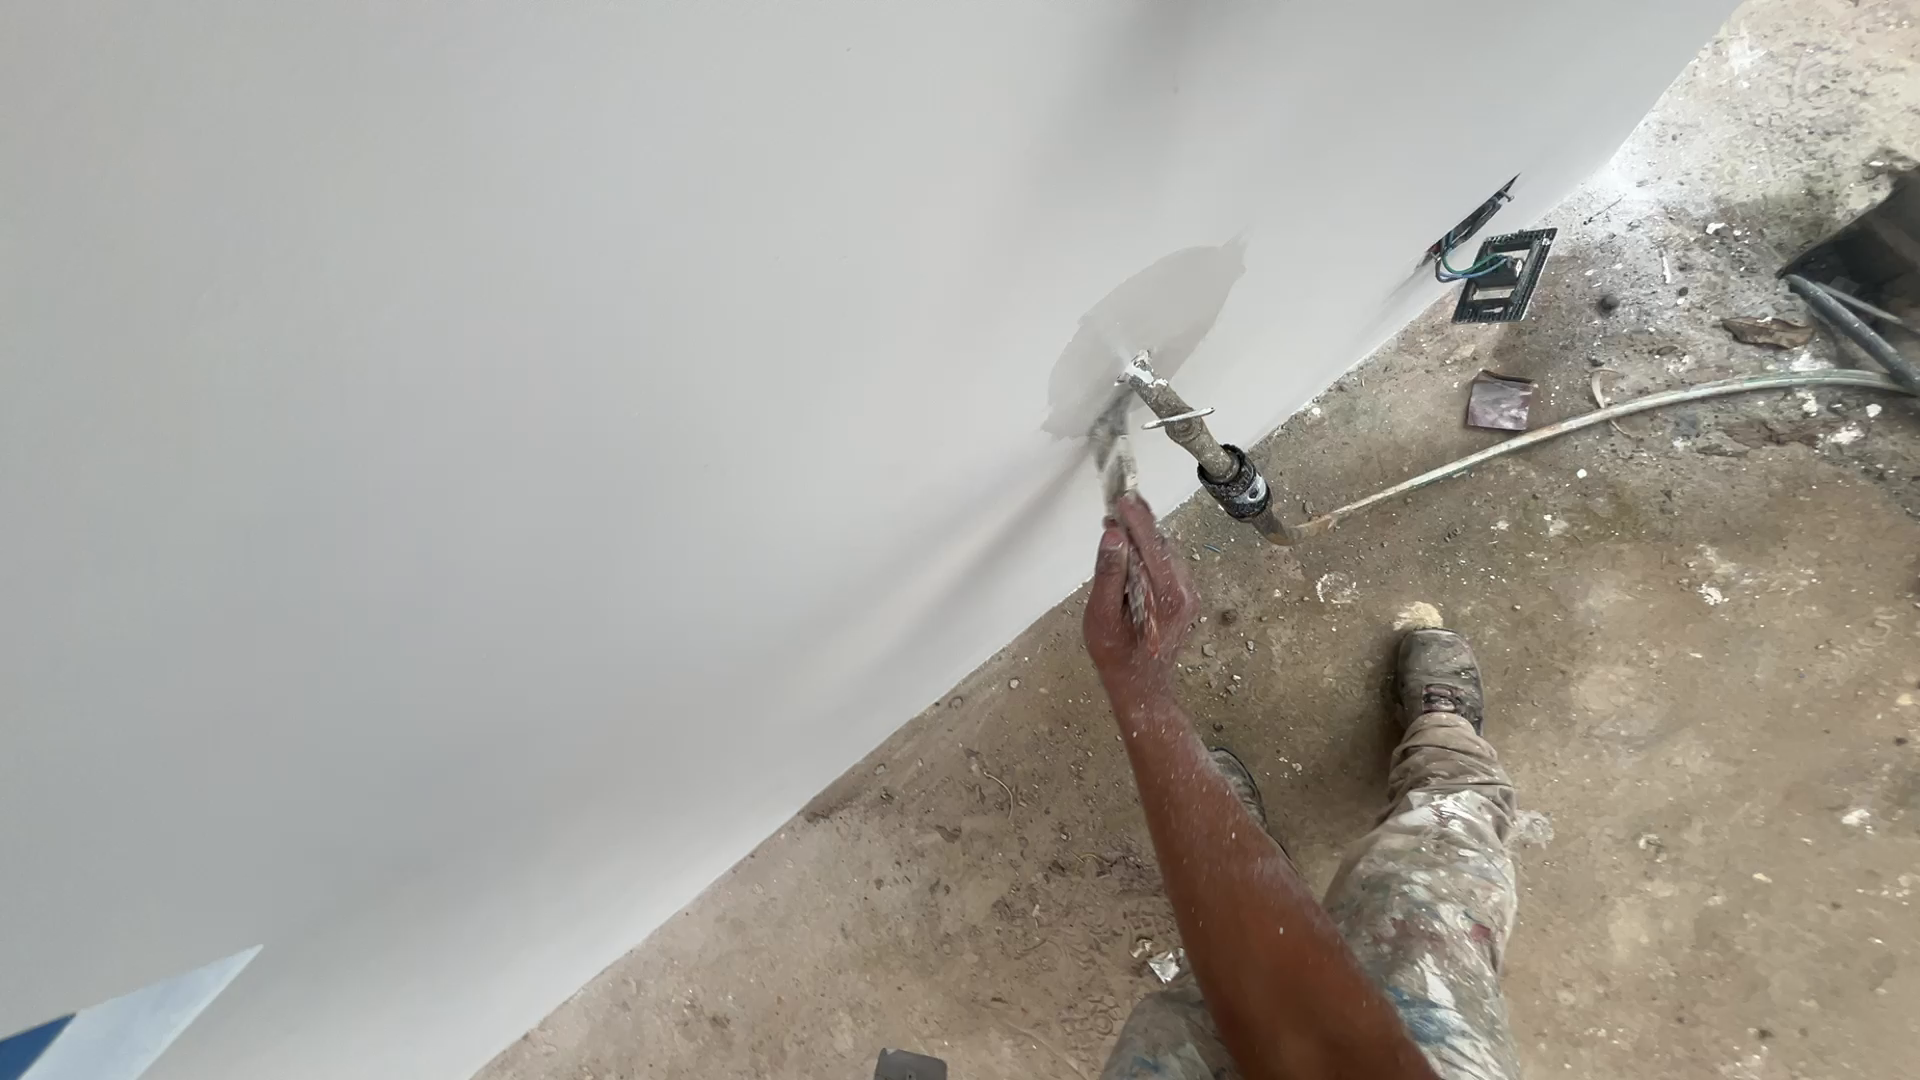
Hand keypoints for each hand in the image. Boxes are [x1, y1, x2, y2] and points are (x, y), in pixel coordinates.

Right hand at [1084, 493, 1199, 714]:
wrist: (1140, 684)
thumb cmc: (1116, 654)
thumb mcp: (1102, 615)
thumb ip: (1109, 573)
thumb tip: (1114, 535)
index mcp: (1167, 595)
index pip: (1151, 544)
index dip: (1136, 519)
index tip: (1122, 497)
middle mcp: (1185, 591)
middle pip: (1161, 545)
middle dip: (1138, 523)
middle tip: (1116, 505)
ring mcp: (1189, 594)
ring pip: (1165, 554)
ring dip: (1142, 537)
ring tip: (1118, 525)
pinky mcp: (1185, 597)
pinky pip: (1167, 566)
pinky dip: (1149, 553)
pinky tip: (1131, 551)